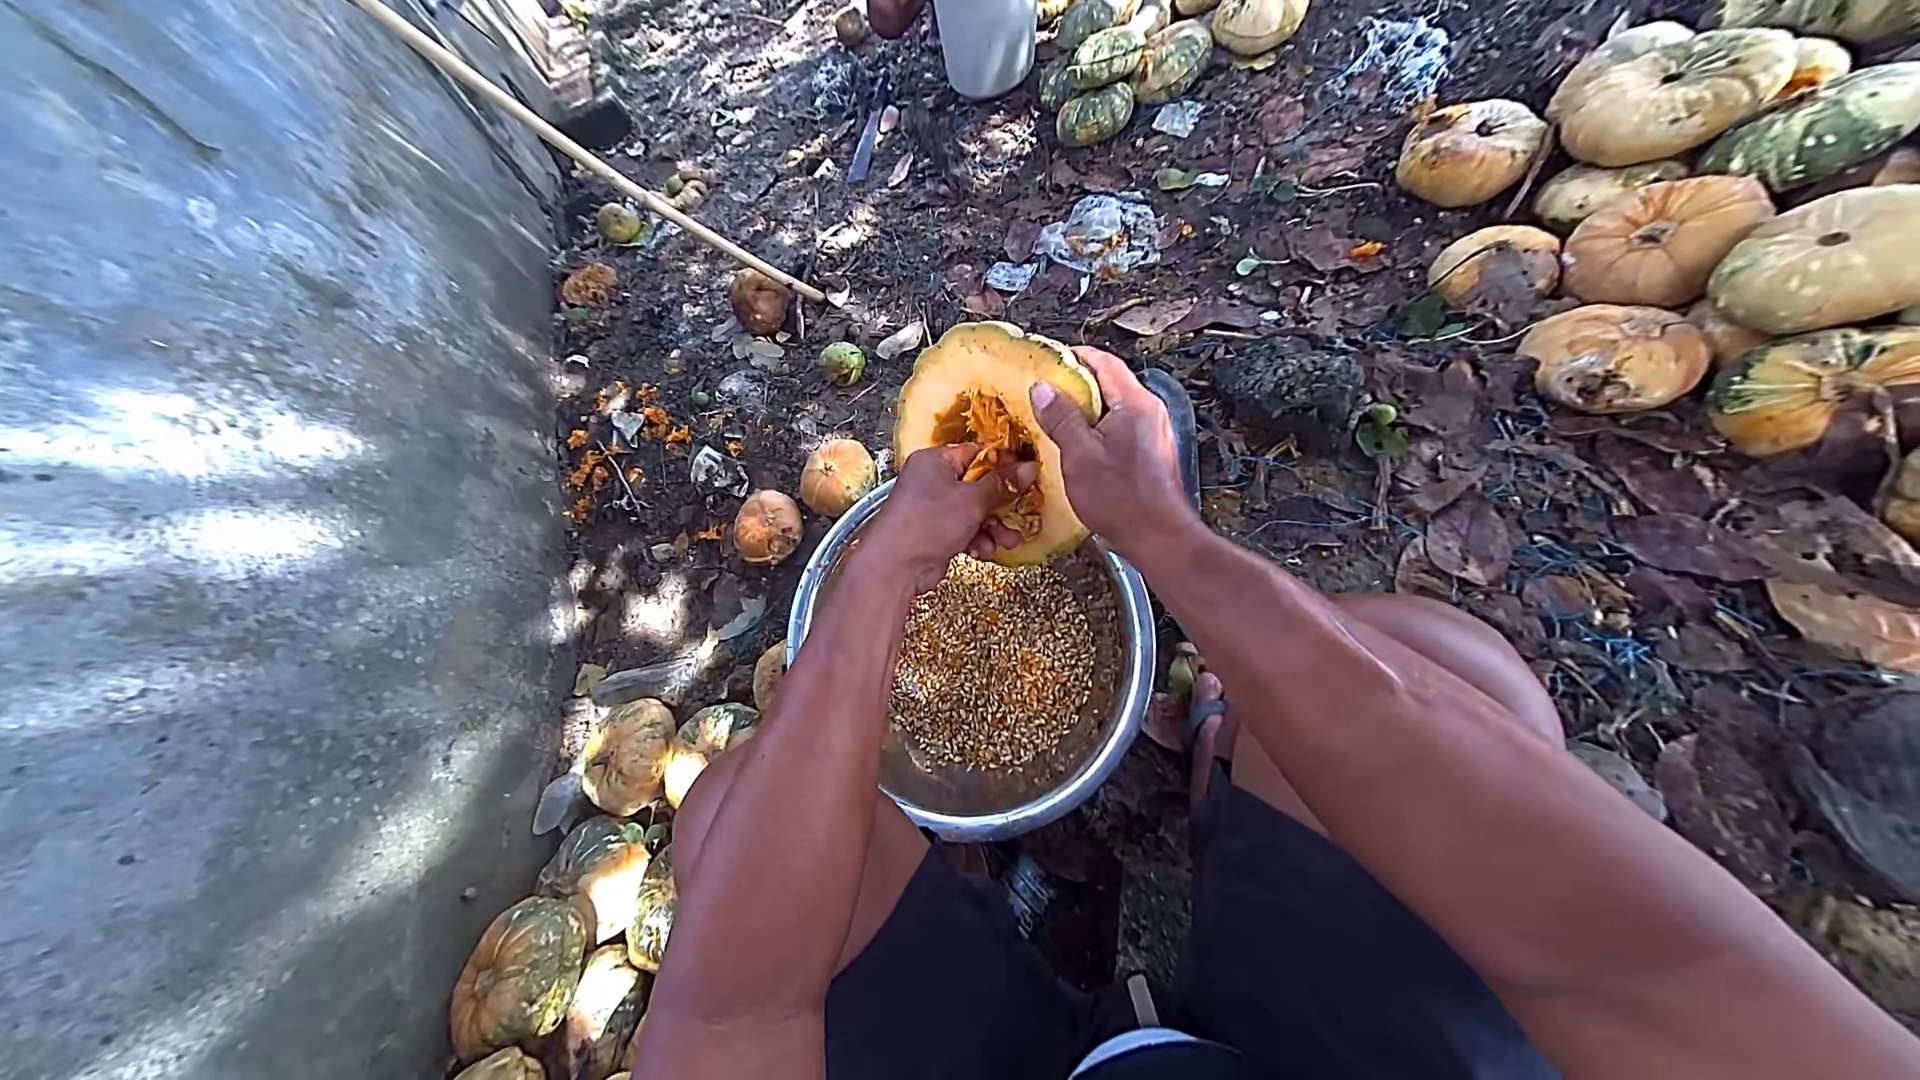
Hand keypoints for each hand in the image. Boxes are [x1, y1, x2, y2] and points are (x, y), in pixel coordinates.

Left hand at [861, 444, 1038, 591]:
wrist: (895, 567)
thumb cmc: (927, 524)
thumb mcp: (972, 501)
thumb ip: (1002, 485)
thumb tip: (1029, 467)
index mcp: (935, 461)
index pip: (976, 454)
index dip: (1002, 466)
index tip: (1024, 477)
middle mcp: (932, 481)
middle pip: (978, 486)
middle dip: (1000, 505)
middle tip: (1019, 514)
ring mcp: (933, 508)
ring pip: (975, 512)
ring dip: (993, 527)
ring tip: (1007, 541)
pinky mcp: (936, 532)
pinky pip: (965, 530)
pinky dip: (977, 539)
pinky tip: (983, 551)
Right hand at [1029, 346, 1199, 557]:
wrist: (1157, 537)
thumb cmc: (1122, 500)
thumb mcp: (1080, 456)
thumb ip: (1061, 419)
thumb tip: (1042, 390)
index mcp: (1136, 404)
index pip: (1105, 362)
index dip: (1075, 357)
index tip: (1049, 362)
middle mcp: (1150, 413)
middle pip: (1109, 384)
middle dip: (1075, 387)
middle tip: (1045, 393)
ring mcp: (1152, 434)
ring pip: (1112, 410)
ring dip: (1084, 412)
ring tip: (1055, 421)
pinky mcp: (1149, 454)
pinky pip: (1118, 430)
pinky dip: (1096, 431)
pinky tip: (1076, 447)